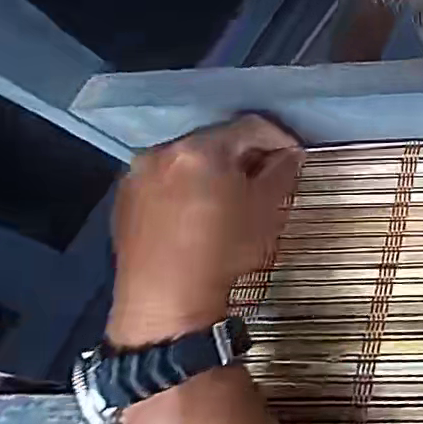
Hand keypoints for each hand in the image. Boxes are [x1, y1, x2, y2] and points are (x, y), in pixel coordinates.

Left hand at [106, 115, 304, 346]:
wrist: (167, 297)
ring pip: (192, 157)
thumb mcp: (268, 208)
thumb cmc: (226, 248)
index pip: (251, 125)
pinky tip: (206, 209)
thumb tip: (289, 154)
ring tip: (238, 194)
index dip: (281, 138)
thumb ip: (281, 172)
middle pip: (217, 138)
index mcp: (200, 150)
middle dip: (247, 153)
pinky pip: (169, 175)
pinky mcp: (126, 196)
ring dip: (219, 168)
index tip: (296, 158)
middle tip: (270, 176)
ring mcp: (137, 173)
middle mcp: (162, 151)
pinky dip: (193, 182)